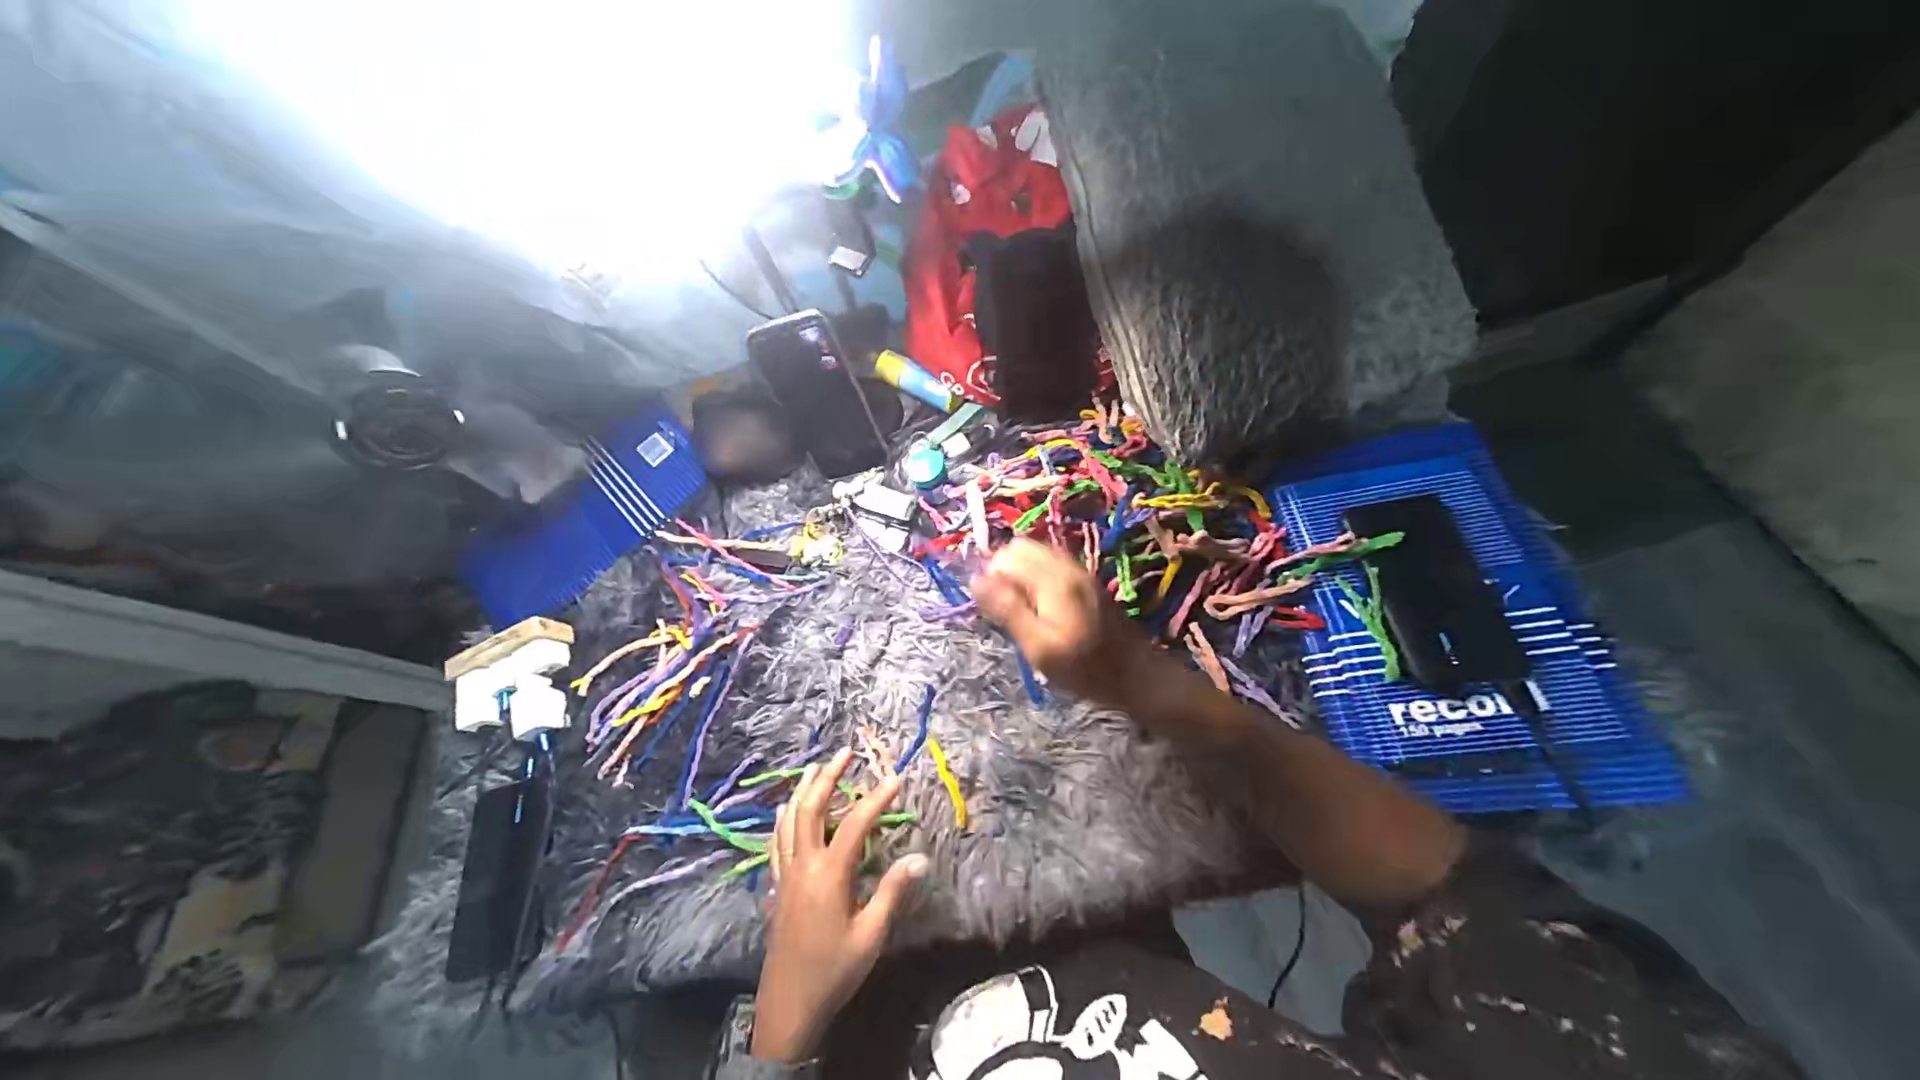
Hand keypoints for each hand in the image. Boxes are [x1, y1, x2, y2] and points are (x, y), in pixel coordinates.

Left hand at [753, 748, 927, 1063]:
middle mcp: (803, 865)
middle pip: (811, 809)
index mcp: (829, 875)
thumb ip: (893, 892)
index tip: (897, 777)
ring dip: (803, 790)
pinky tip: (785, 810)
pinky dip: (783, 819)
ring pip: (789, 820)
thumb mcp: (871, 935)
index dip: (877, 797)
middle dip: (828, 777)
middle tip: (845, 753)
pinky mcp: (775, 886)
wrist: (787, 1007)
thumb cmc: (834, 971)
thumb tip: (920, 856)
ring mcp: (785, 874)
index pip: (856, 824)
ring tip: (815, 768)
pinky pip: (776, 842)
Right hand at [974, 538, 1168, 710]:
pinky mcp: (1086, 581)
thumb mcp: (1039, 647)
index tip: (993, 609)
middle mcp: (1066, 566)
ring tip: (1022, 610)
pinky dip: (1036, 579)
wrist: (1138, 675)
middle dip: (1004, 572)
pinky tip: (1040, 609)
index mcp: (1053, 579)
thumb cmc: (1085, 668)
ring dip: (1020, 575)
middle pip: (1021, 548)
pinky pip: (1050, 565)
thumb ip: (1008, 610)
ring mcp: (1079, 571)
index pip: (1007, 555)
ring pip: (1035, 555)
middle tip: (1006, 609)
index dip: (991, 577)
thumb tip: (976, 580)